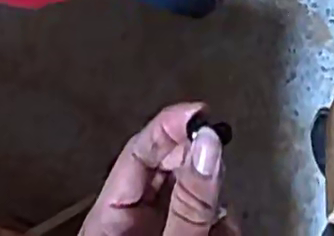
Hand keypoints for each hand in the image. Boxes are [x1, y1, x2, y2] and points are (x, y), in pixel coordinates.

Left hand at [79, 102, 234, 235]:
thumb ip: (187, 202)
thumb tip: (207, 143)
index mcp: (108, 217)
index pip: (138, 149)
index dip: (170, 124)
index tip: (201, 110)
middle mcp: (132, 220)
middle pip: (171, 168)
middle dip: (199, 164)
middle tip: (220, 160)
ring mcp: (157, 231)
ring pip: (194, 193)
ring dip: (216, 201)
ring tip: (223, 221)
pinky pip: (205, 219)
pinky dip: (220, 223)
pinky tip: (225, 232)